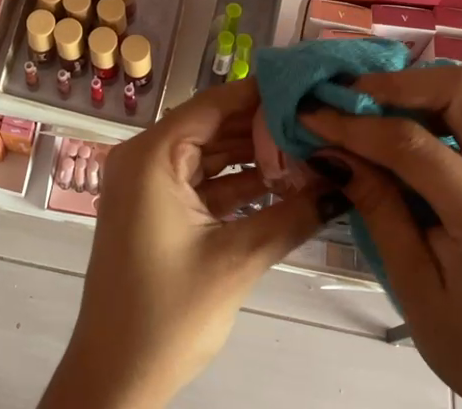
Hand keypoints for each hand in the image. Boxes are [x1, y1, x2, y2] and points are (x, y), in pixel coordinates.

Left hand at [40, 80, 340, 408]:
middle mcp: (144, 158)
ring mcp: (148, 185)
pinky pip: (202, 182)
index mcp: (151, 156)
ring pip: (211, 155)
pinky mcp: (156, 210)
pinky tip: (285, 184)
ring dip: (256, 156)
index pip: (213, 104)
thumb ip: (292, 215)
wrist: (116, 376)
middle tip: (320, 120)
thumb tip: (344, 181)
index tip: (308, 85)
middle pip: (213, 126)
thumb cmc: (168, 313)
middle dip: (265, 126)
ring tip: (312, 149)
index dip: (261, 92)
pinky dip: (239, 184)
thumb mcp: (237, 260)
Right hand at [302, 67, 461, 408]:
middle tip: (348, 98)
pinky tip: (410, 119)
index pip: (411, 143)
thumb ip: (378, 208)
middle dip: (396, 84)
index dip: (354, 124)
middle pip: (461, 90)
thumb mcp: (414, 286)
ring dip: (425, 84)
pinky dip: (446, 98)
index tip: (310, 115)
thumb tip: (331, 152)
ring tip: (378, 104)